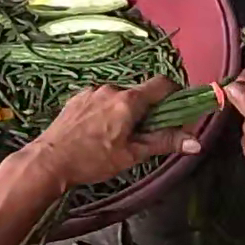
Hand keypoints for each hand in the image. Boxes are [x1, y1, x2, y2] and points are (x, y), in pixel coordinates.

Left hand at [20, 76, 200, 190]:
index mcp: (129, 100)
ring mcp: (91, 91)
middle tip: (142, 135)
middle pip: (139, 93)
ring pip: (118, 98)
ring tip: (115, 138)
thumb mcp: (132, 155)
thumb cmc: (92, 160)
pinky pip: (100, 100)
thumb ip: (165, 143)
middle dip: (146, 111)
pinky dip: (105, 112)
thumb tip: (196, 142)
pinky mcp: (76, 98)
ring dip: (124, 112)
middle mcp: (111, 89)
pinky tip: (96, 132)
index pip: (162, 84)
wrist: (48, 161)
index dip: (174, 95)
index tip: (176, 111)